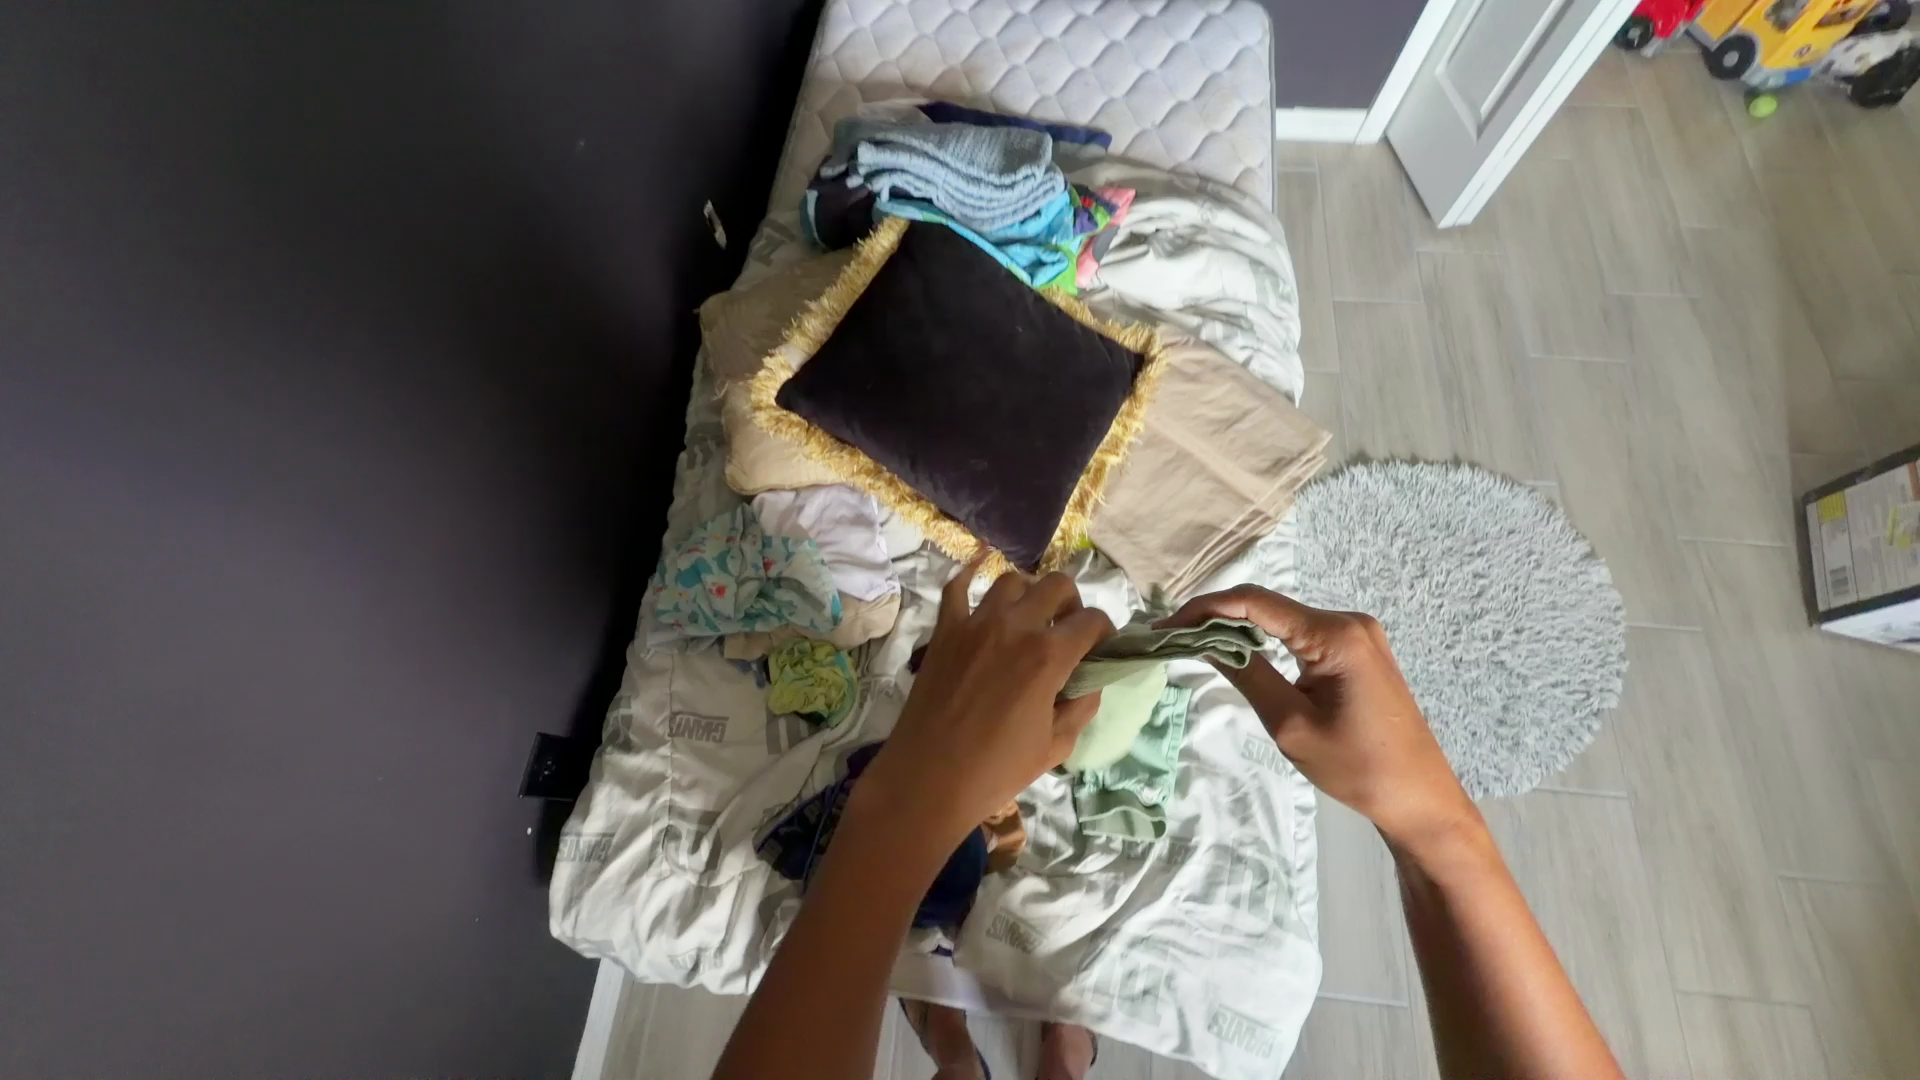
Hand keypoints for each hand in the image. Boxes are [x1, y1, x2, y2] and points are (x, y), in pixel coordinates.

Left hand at [857, 560, 1114, 848]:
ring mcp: (975, 623)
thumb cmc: (996, 770)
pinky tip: (978, 577)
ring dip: (1028, 594)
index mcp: (1048, 656)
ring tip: (1028, 617)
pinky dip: (968, 577)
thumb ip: (1081, 707)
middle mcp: (1014, 626)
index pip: (1093, 622)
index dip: (1106, 633)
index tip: (1102, 648)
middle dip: (1072, 604)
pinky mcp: (944, 630)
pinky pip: (955, 587)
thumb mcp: (1056, 746)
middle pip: (1057, 586)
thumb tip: (1089, 683)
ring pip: (1011, 581)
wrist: (928, 778)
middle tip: (1067, 630)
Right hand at [1161, 585, 1474, 851]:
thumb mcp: (1289, 723)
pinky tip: (1239, 650)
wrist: (1421, 800)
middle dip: (1216, 617)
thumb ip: (1246, 673)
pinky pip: (1299, 633)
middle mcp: (1348, 621)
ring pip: (1281, 618)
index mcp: (1335, 635)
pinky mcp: (1357, 649)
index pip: (1254, 602)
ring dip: (1238, 627)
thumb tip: (1203, 641)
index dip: (1204, 608)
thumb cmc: (1357, 768)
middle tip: (1173, 637)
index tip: (1166, 626)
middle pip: (1267, 605)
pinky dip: (1265, 639)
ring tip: (1195, 643)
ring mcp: (1356, 633)